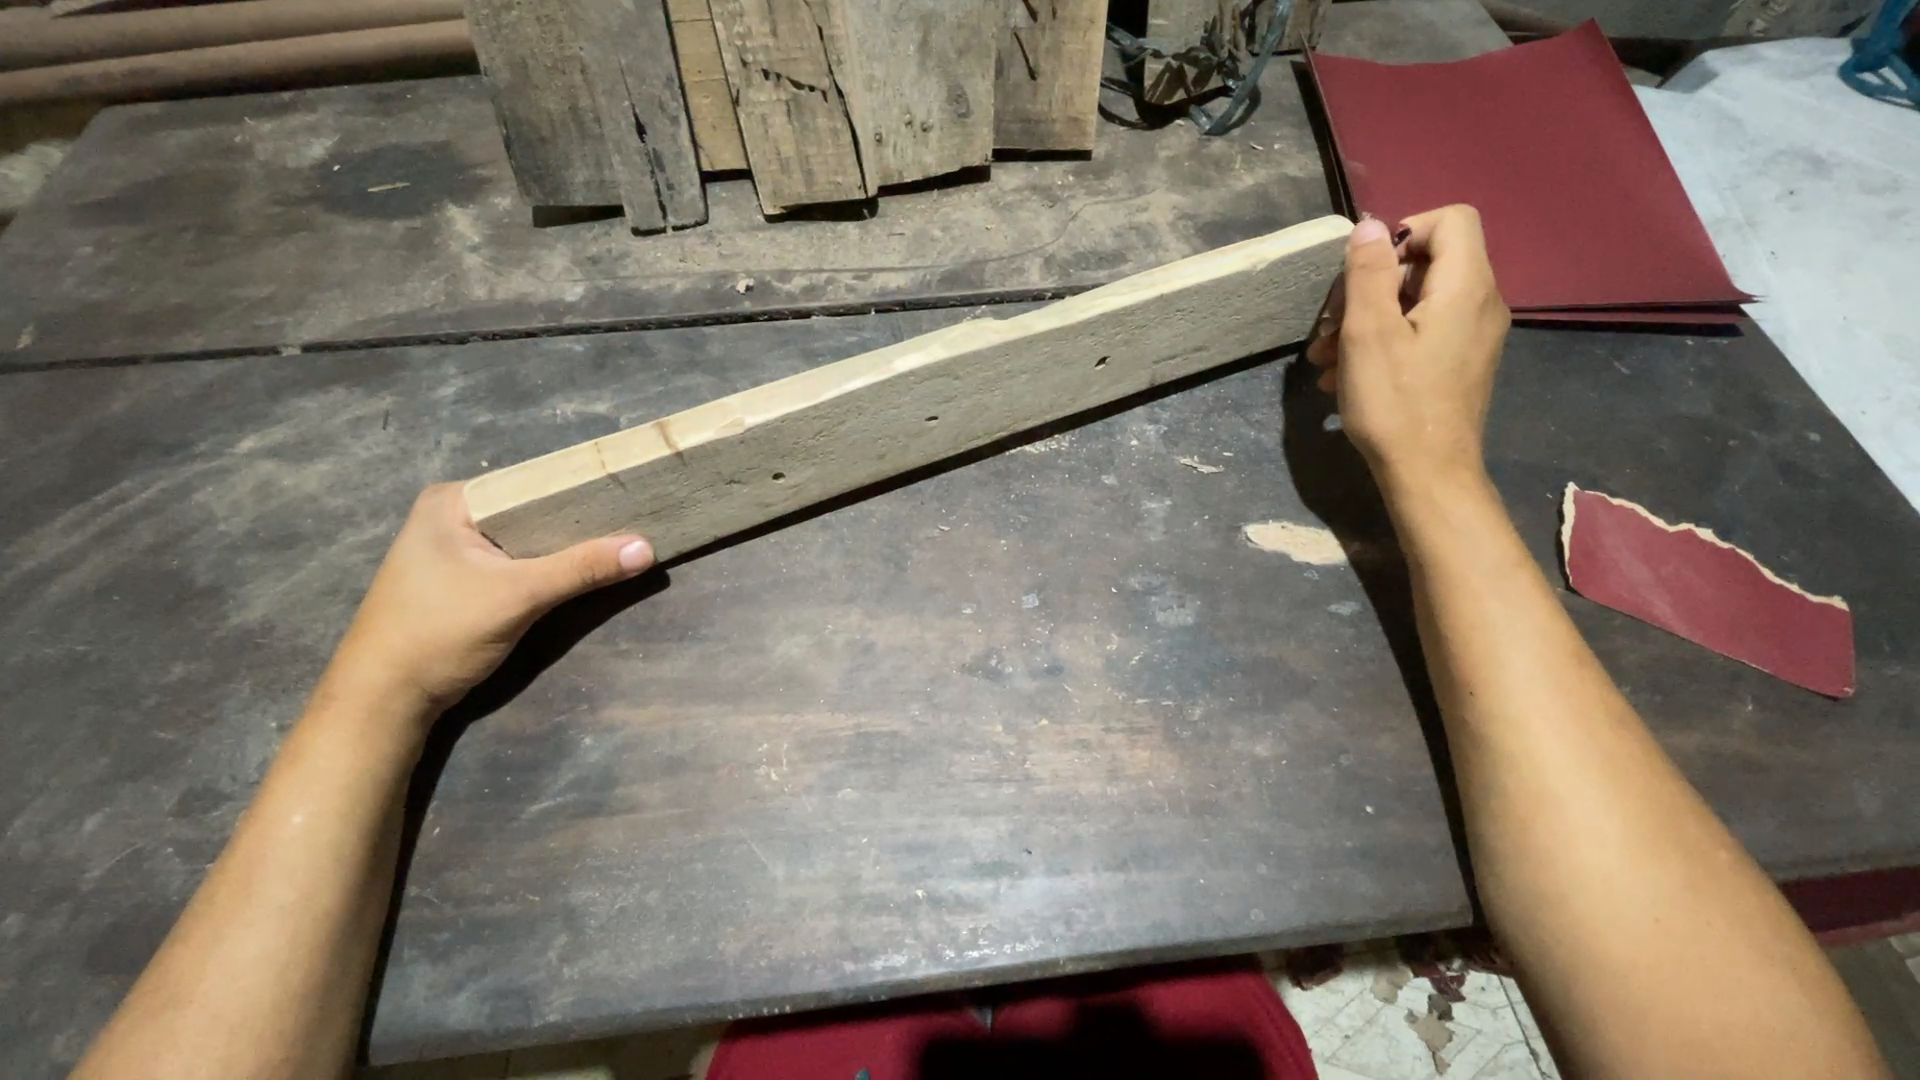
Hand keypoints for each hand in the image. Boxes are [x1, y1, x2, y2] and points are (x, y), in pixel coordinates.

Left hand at [316, 484, 654, 719]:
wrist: (385, 701)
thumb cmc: (439, 634)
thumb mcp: (518, 596)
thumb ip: (582, 568)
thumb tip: (647, 547)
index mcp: (454, 501)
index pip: (534, 482)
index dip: (584, 490)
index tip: (634, 496)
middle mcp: (455, 517)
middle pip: (535, 512)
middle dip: (582, 523)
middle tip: (639, 522)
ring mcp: (459, 551)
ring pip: (531, 540)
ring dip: (570, 550)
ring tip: (624, 544)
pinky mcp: (467, 582)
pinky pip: (522, 563)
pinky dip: (553, 569)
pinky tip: (587, 572)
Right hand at [1305, 206, 1509, 493]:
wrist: (1429, 474)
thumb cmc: (1395, 403)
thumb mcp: (1368, 334)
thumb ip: (1368, 274)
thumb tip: (1369, 226)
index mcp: (1466, 287)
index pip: (1451, 220)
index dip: (1403, 232)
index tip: (1364, 272)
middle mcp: (1481, 304)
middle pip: (1427, 263)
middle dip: (1370, 287)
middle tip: (1329, 325)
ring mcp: (1472, 337)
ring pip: (1417, 303)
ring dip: (1366, 321)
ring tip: (1324, 358)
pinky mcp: (1459, 364)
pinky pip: (1422, 333)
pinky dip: (1383, 343)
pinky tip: (1344, 376)